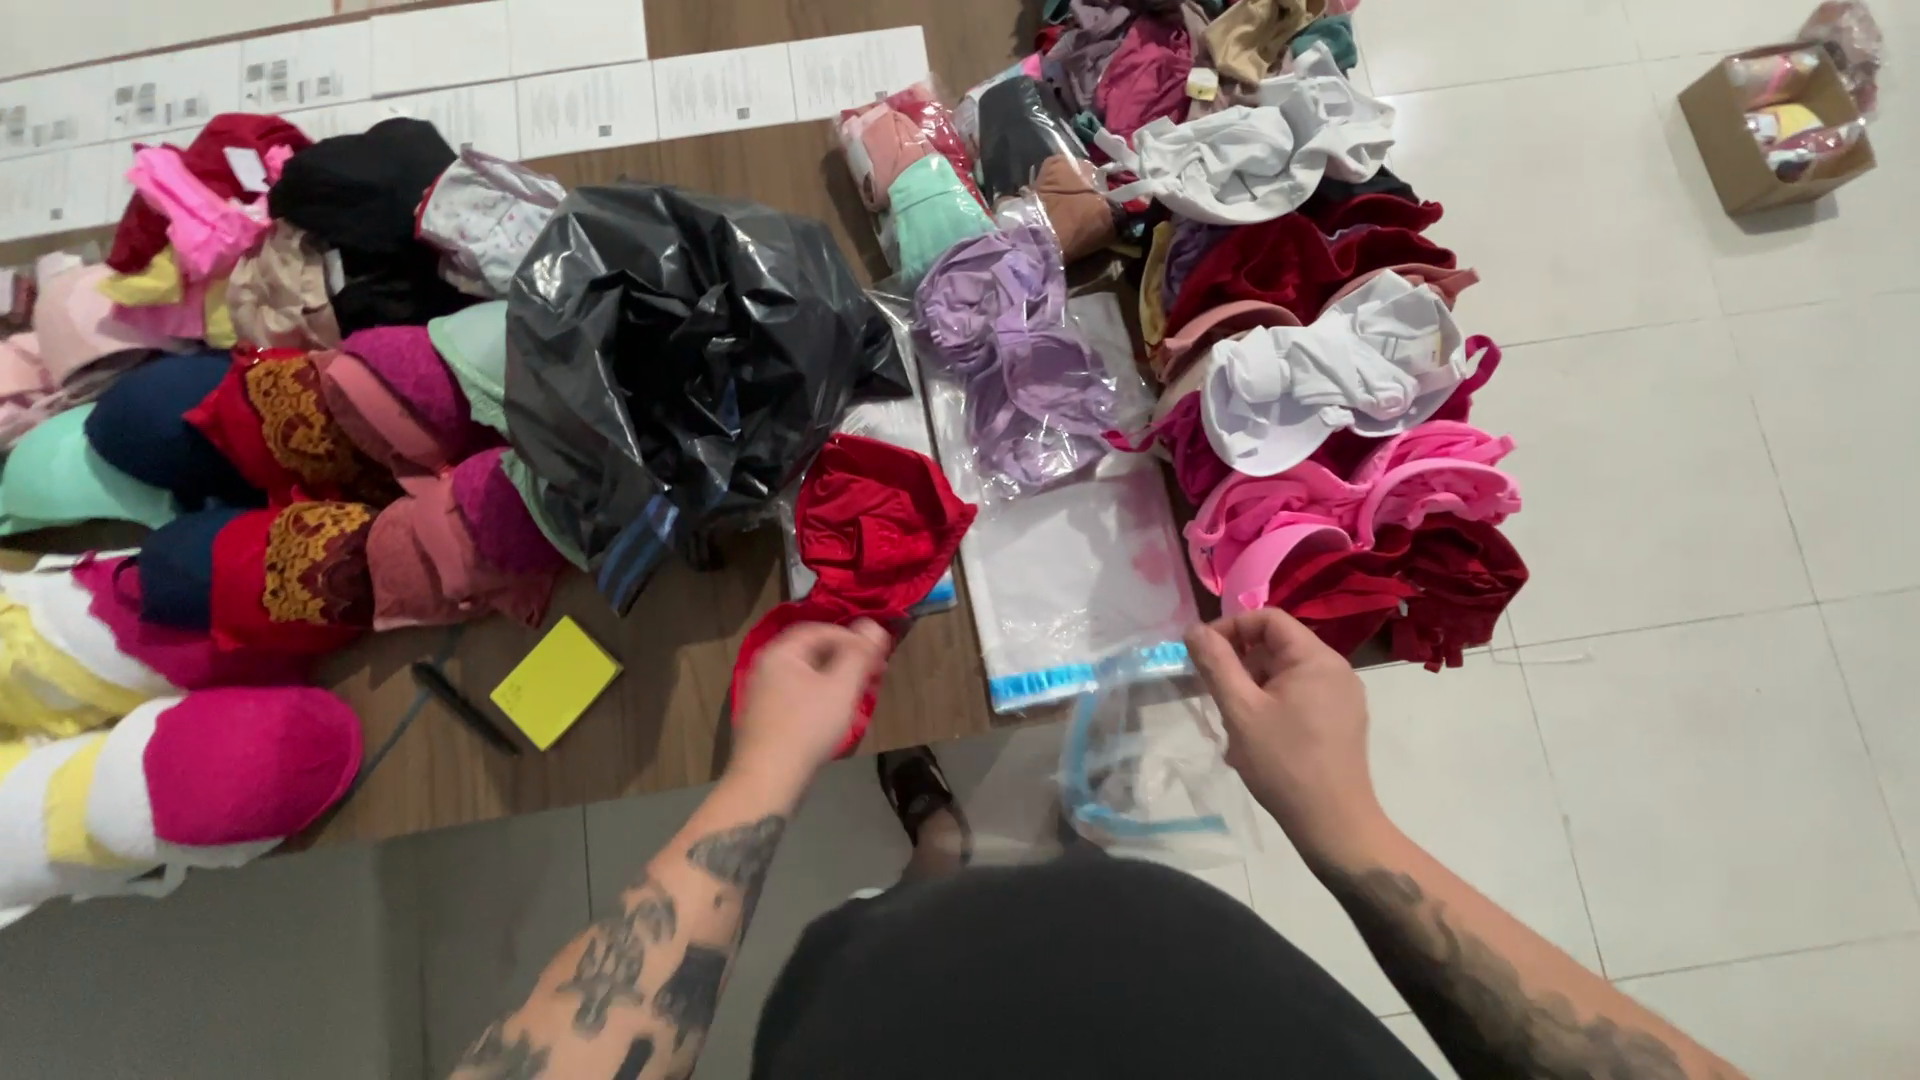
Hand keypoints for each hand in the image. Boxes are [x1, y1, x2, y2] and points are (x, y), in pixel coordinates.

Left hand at [731, 619, 891, 789]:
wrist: (768, 779)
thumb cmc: (807, 726)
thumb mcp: (841, 687)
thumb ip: (859, 654)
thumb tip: (873, 625)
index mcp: (780, 653)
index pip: (820, 631)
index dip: (852, 638)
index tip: (877, 654)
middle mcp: (765, 667)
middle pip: (813, 652)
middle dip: (847, 659)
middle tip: (873, 673)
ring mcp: (762, 694)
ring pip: (807, 676)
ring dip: (836, 679)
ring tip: (859, 694)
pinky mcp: (765, 718)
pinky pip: (798, 695)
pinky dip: (820, 696)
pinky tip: (836, 714)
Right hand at [1185, 610, 1390, 865]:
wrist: (1334, 824)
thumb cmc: (1283, 763)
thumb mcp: (1240, 709)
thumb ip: (1216, 663)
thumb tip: (1194, 630)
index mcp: (1316, 659)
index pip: (1268, 619)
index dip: (1230, 628)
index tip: (1202, 654)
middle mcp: (1336, 670)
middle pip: (1276, 646)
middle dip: (1239, 664)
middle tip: (1215, 694)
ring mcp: (1342, 697)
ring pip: (1283, 673)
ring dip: (1252, 688)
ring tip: (1235, 724)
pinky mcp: (1341, 721)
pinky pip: (1298, 695)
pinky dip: (1271, 704)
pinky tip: (1256, 738)